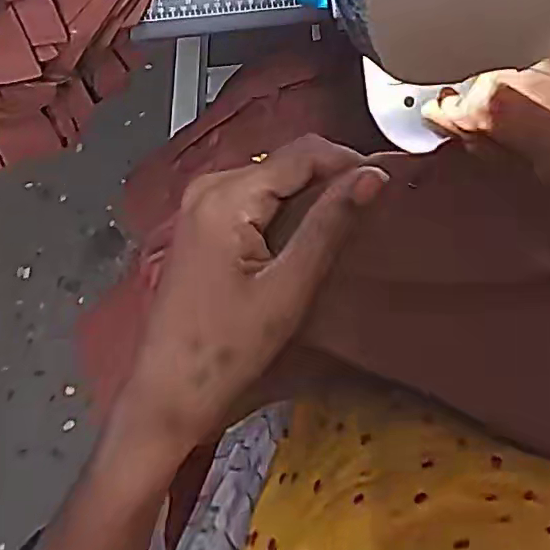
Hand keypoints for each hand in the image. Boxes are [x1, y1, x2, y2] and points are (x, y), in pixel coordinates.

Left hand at [116, 135, 389, 451]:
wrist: (166, 396)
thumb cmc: (224, 352)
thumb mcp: (288, 287)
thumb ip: (330, 223)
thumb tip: (371, 176)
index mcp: (226, 196)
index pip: (302, 153)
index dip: (348, 161)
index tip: (383, 183)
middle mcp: (209, 185)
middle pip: (287, 160)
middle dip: (331, 175)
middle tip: (368, 205)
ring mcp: (202, 200)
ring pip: (275, 174)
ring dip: (312, 191)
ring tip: (346, 218)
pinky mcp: (203, 218)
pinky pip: (257, 193)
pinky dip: (288, 205)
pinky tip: (307, 231)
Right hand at [422, 33, 549, 256]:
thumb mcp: (540, 181)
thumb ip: (488, 140)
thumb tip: (440, 109)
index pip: (500, 96)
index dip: (462, 101)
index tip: (443, 110)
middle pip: (508, 62)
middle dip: (474, 79)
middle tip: (460, 99)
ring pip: (523, 42)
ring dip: (497, 61)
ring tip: (489, 83)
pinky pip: (546, 36)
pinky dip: (522, 52)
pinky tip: (520, 69)